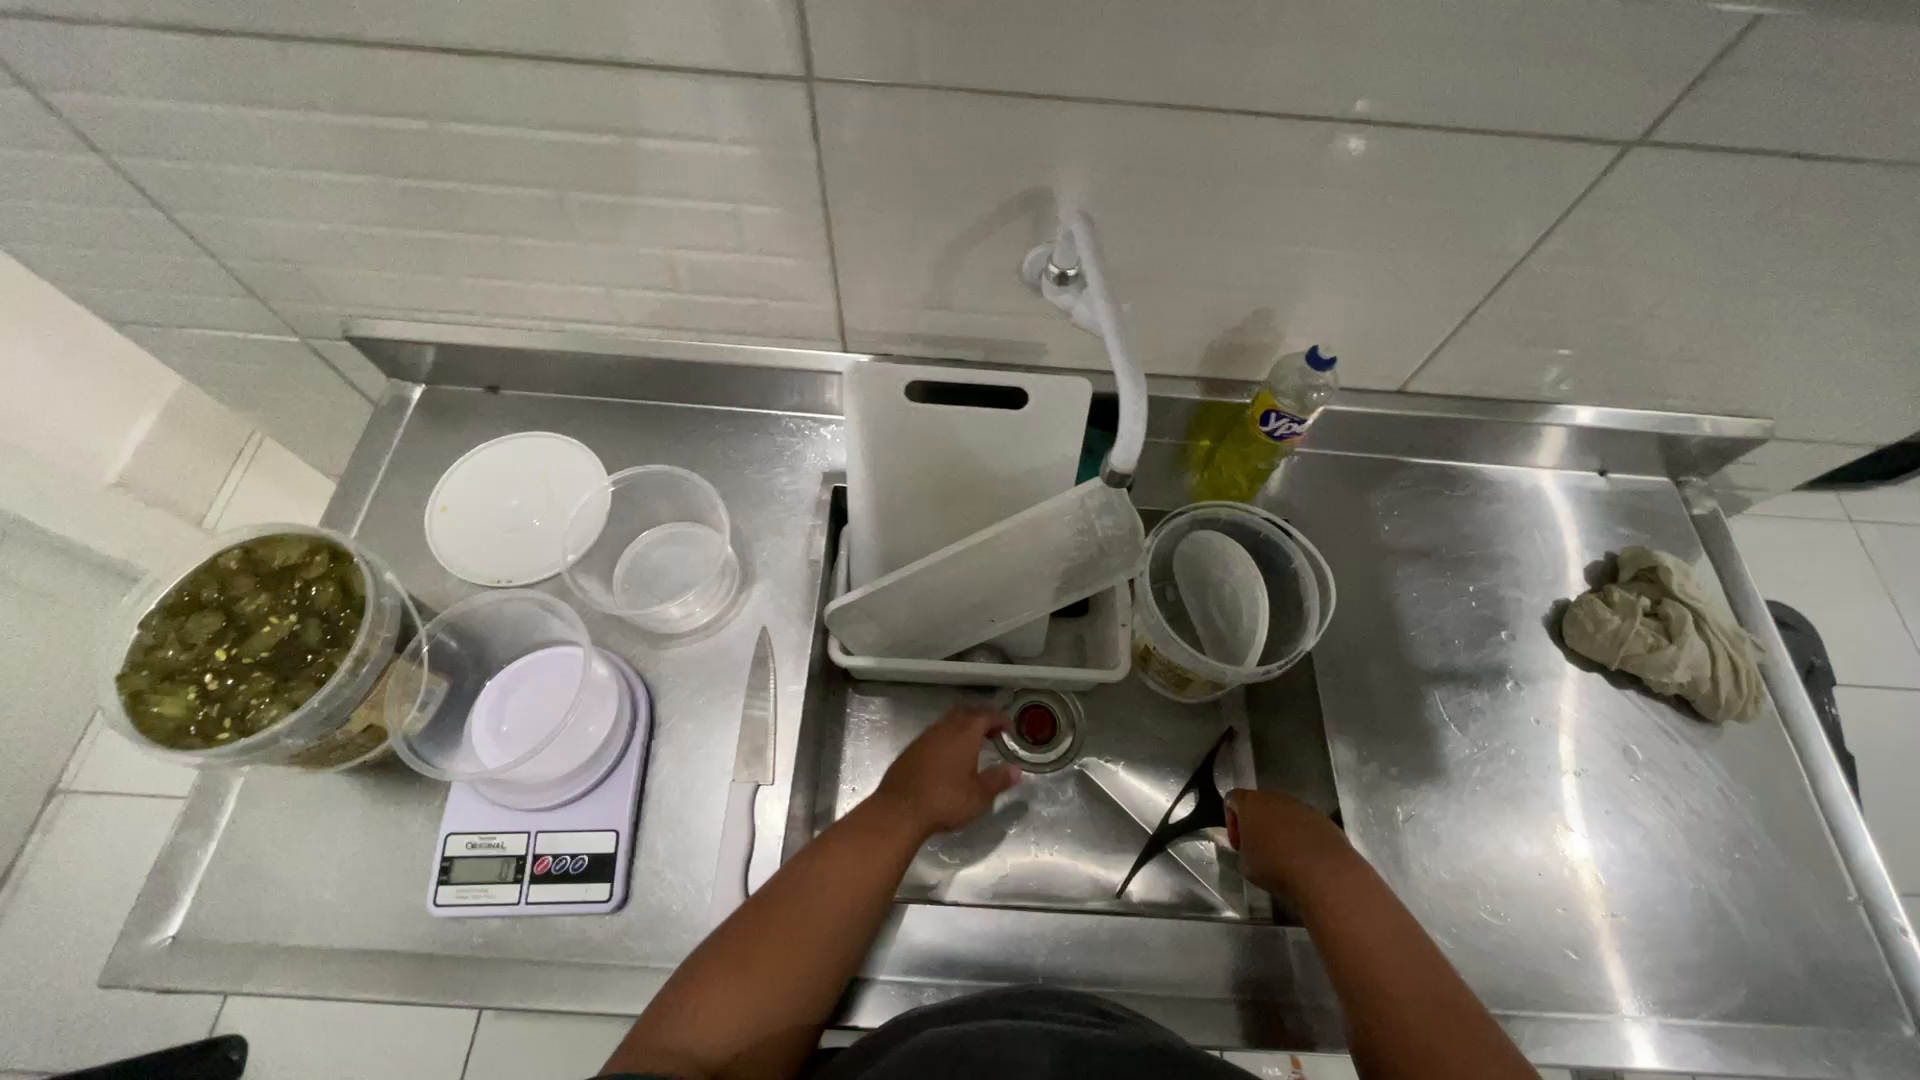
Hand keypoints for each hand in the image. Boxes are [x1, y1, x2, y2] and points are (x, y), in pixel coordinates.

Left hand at [875, 704, 1021, 837]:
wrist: (900, 810)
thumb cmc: (945, 800)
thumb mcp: (979, 795)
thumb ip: (998, 779)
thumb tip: (1016, 770)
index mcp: (964, 734)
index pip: (985, 716)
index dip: (999, 719)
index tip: (1009, 727)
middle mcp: (944, 729)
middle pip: (965, 712)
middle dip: (980, 717)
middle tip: (992, 730)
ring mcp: (924, 738)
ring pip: (947, 722)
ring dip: (962, 726)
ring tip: (973, 743)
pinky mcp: (911, 750)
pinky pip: (934, 734)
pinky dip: (947, 737)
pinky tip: (948, 756)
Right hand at [1226, 788, 1354, 896]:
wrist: (1324, 874)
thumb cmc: (1275, 867)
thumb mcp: (1245, 864)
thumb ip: (1244, 850)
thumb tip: (1252, 849)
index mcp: (1251, 803)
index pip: (1232, 799)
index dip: (1231, 821)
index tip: (1239, 845)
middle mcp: (1277, 798)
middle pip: (1262, 804)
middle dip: (1258, 825)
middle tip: (1259, 850)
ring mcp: (1304, 808)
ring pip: (1286, 815)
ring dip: (1282, 831)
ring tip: (1285, 858)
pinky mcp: (1326, 821)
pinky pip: (1308, 826)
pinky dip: (1304, 839)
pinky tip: (1306, 861)